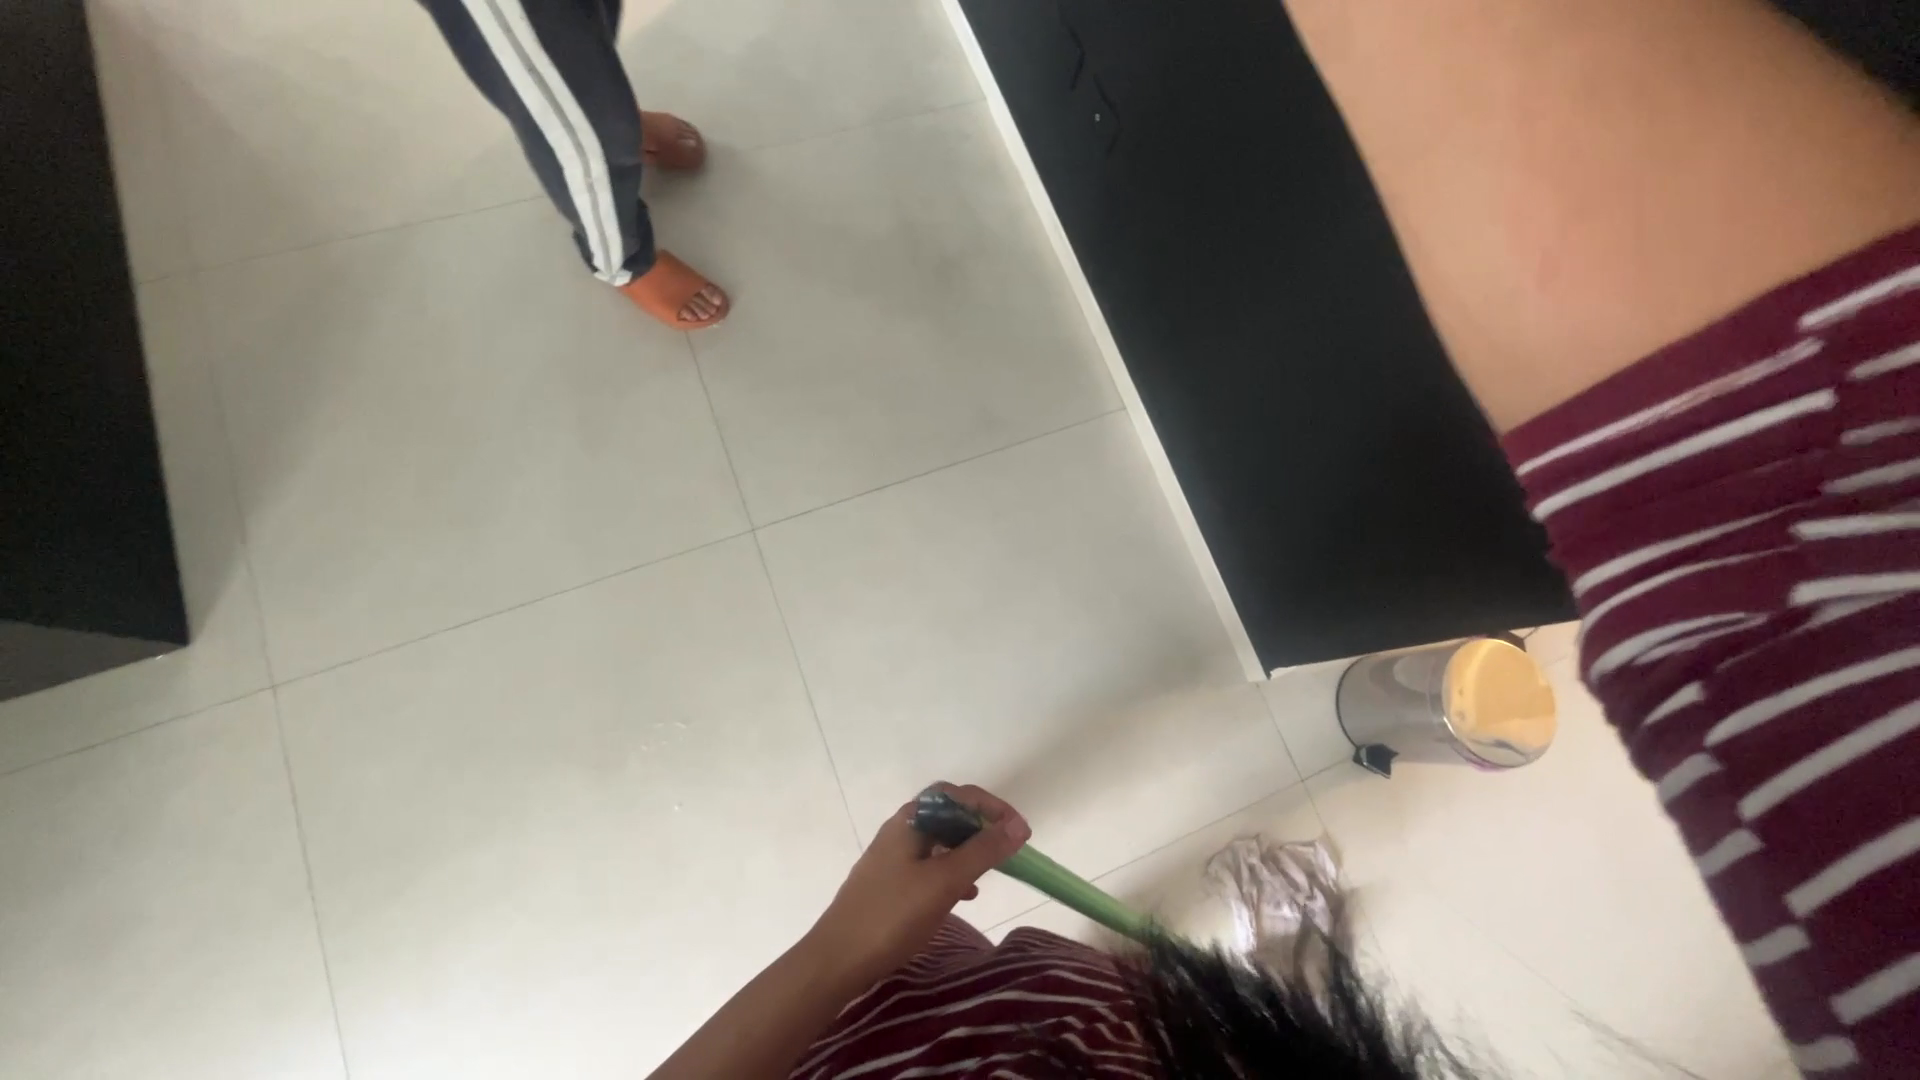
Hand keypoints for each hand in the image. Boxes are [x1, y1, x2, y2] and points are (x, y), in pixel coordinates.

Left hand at [804, 783, 1030, 986]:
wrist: (837, 960)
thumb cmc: (892, 915)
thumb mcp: (944, 881)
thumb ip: (982, 851)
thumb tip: (1017, 825)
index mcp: (910, 821)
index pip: (956, 794)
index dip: (990, 805)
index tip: (1018, 829)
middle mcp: (899, 831)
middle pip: (947, 814)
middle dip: (980, 826)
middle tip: (1006, 848)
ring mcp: (891, 858)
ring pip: (939, 842)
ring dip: (967, 850)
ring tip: (990, 872)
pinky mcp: (889, 884)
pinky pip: (929, 866)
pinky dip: (951, 873)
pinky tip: (965, 895)